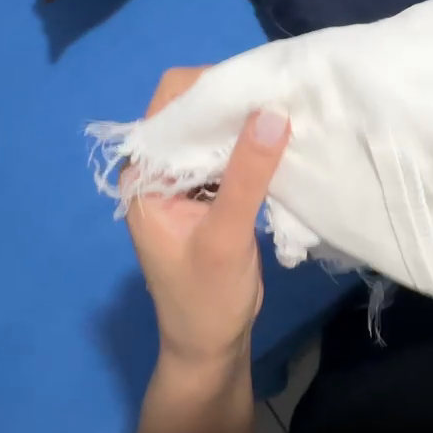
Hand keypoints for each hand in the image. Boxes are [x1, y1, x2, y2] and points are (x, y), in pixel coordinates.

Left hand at [125, 68, 289, 374]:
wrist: (210, 347)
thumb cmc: (206, 298)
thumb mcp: (225, 237)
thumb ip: (246, 176)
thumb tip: (271, 112)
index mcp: (144, 173)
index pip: (170, 104)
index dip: (210, 85)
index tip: (258, 85)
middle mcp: (160, 167)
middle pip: (194, 109)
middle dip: (234, 99)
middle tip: (281, 95)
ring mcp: (186, 179)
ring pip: (215, 128)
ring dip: (247, 120)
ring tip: (288, 112)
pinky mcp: (212, 191)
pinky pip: (232, 151)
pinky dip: (255, 143)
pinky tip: (284, 141)